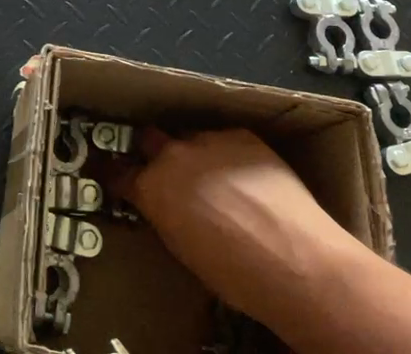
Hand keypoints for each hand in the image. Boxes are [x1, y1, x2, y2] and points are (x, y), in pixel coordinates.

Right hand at [113, 128, 366, 336]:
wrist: (295, 258)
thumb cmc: (235, 274)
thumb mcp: (183, 250)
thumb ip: (166, 216)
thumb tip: (166, 207)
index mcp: (151, 188)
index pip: (118, 173)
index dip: (116, 175)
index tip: (115, 176)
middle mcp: (173, 157)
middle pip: (148, 138)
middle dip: (151, 151)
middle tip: (164, 170)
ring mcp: (209, 141)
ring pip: (191, 139)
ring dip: (195, 155)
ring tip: (215, 178)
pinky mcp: (242, 135)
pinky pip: (225, 140)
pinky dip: (228, 155)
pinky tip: (246, 178)